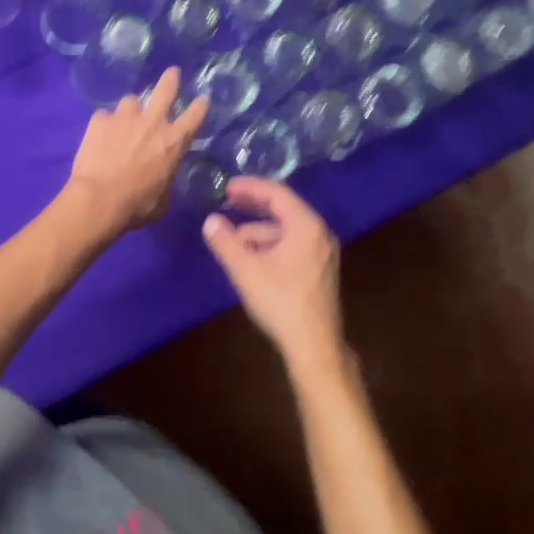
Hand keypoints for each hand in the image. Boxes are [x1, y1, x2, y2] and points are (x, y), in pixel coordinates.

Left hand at [63, 68, 208, 234]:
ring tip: (124, 122)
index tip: (202, 99)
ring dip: (131, 110)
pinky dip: (105, 125)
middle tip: (172, 73)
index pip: (195, 116)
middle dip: (171, 79)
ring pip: (131, 101)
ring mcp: (124, 118)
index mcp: (174, 142)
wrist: (99, 199)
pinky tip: (99, 137)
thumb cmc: (137, 205)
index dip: (200, 106)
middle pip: (166, 90)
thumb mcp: (164, 198)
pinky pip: (105, 117)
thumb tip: (161, 173)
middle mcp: (152, 122)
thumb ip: (166, 177)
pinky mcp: (99, 120)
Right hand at [201, 177, 343, 358]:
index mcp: (305, 227)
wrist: (314, 346)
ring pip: (286, 231)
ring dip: (259, 232)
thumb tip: (210, 221)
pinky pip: (292, 245)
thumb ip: (225, 242)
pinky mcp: (320, 270)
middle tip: (228, 202)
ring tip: (233, 243)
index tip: (227, 187)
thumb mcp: (245, 270)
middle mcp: (319, 234)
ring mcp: (323, 253)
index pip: (277, 193)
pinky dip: (270, 245)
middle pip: (283, 209)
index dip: (250, 187)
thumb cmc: (280, 302)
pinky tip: (252, 260)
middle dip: (253, 206)